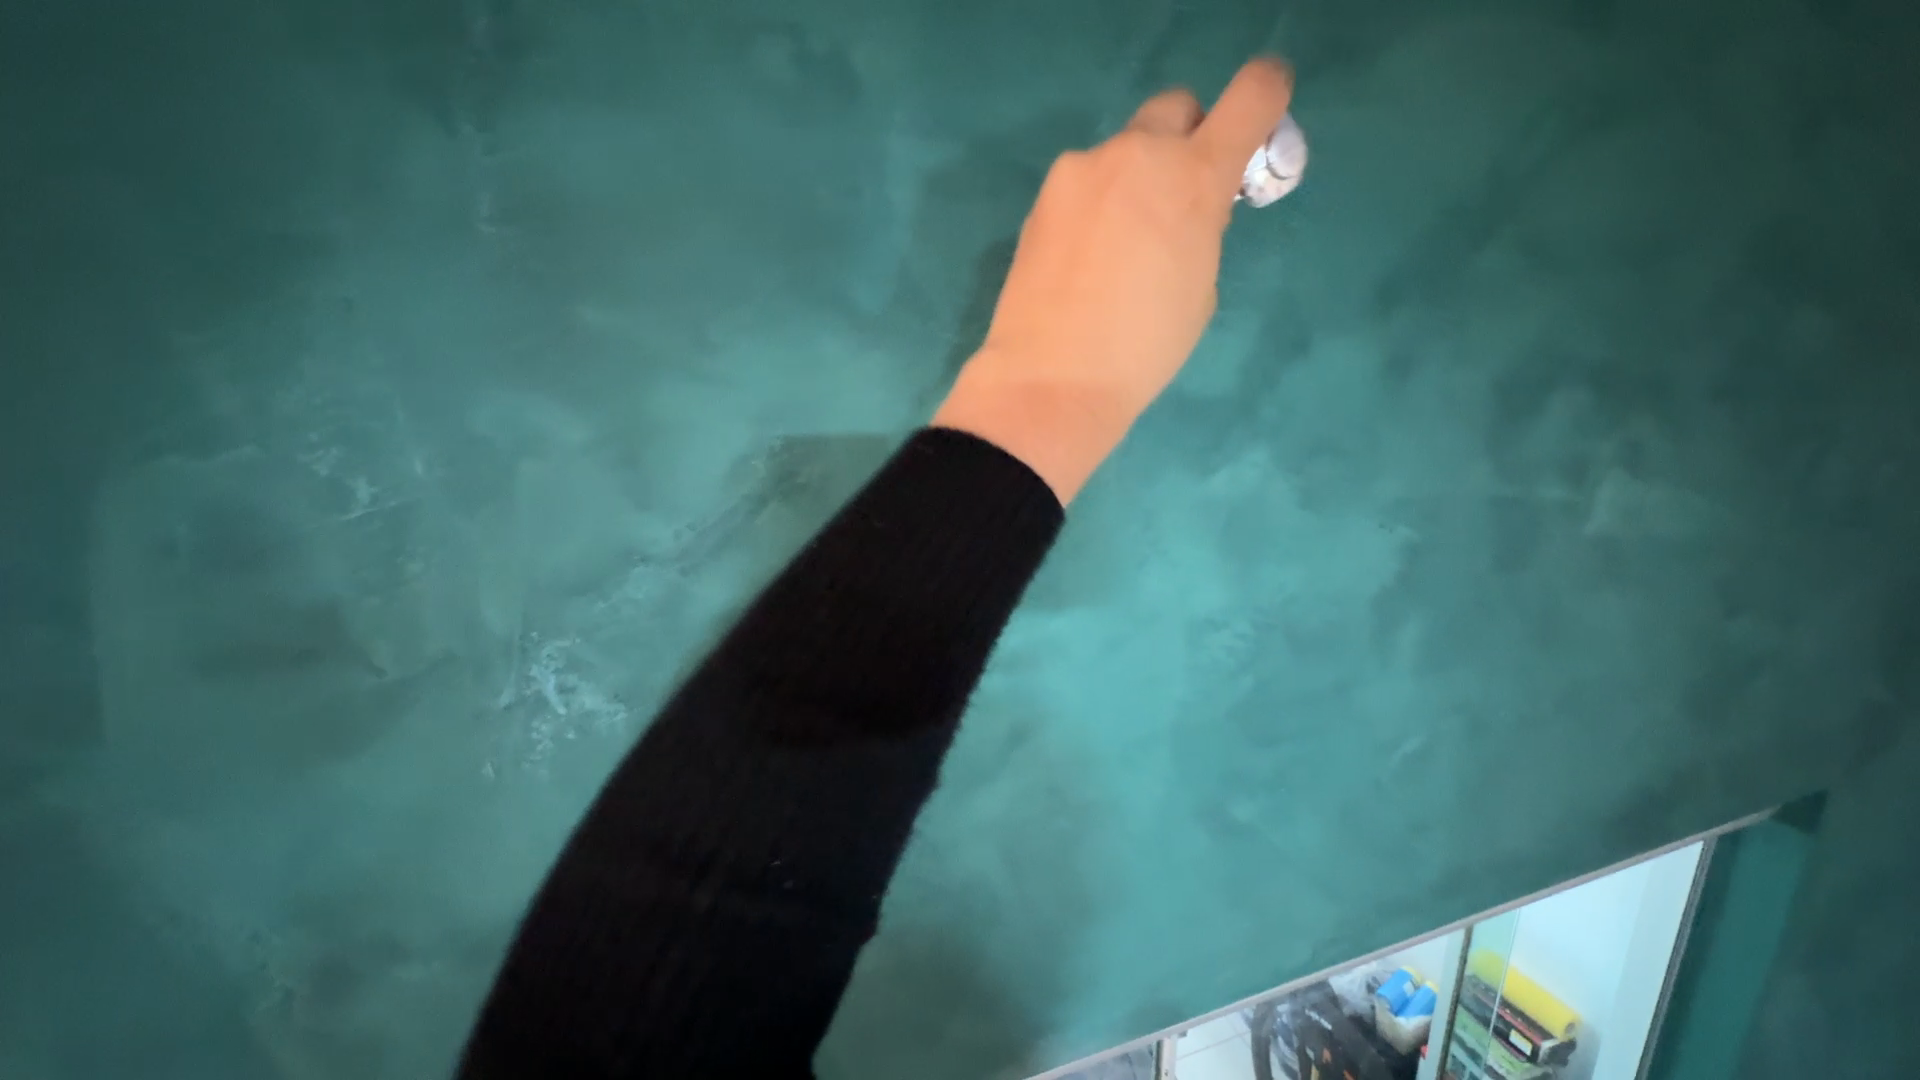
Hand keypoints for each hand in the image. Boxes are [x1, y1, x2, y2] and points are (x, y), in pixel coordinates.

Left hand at [933, 57, 1294, 503]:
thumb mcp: (1200, 286)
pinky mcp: (1041, 198)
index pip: (1252, 95)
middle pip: (1175, 110)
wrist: (1054, 377)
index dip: (1264, 97)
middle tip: (1176, 199)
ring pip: (1121, 154)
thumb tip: (1181, 214)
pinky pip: (1083, 185)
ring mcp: (1081, 171)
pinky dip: (1094, 207)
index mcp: (1194, 176)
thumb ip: (1200, 229)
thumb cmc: (1144, 347)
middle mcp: (1137, 155)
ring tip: (1116, 251)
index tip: (1258, 122)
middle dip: (1185, 141)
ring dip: (1131, 180)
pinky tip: (1081, 262)